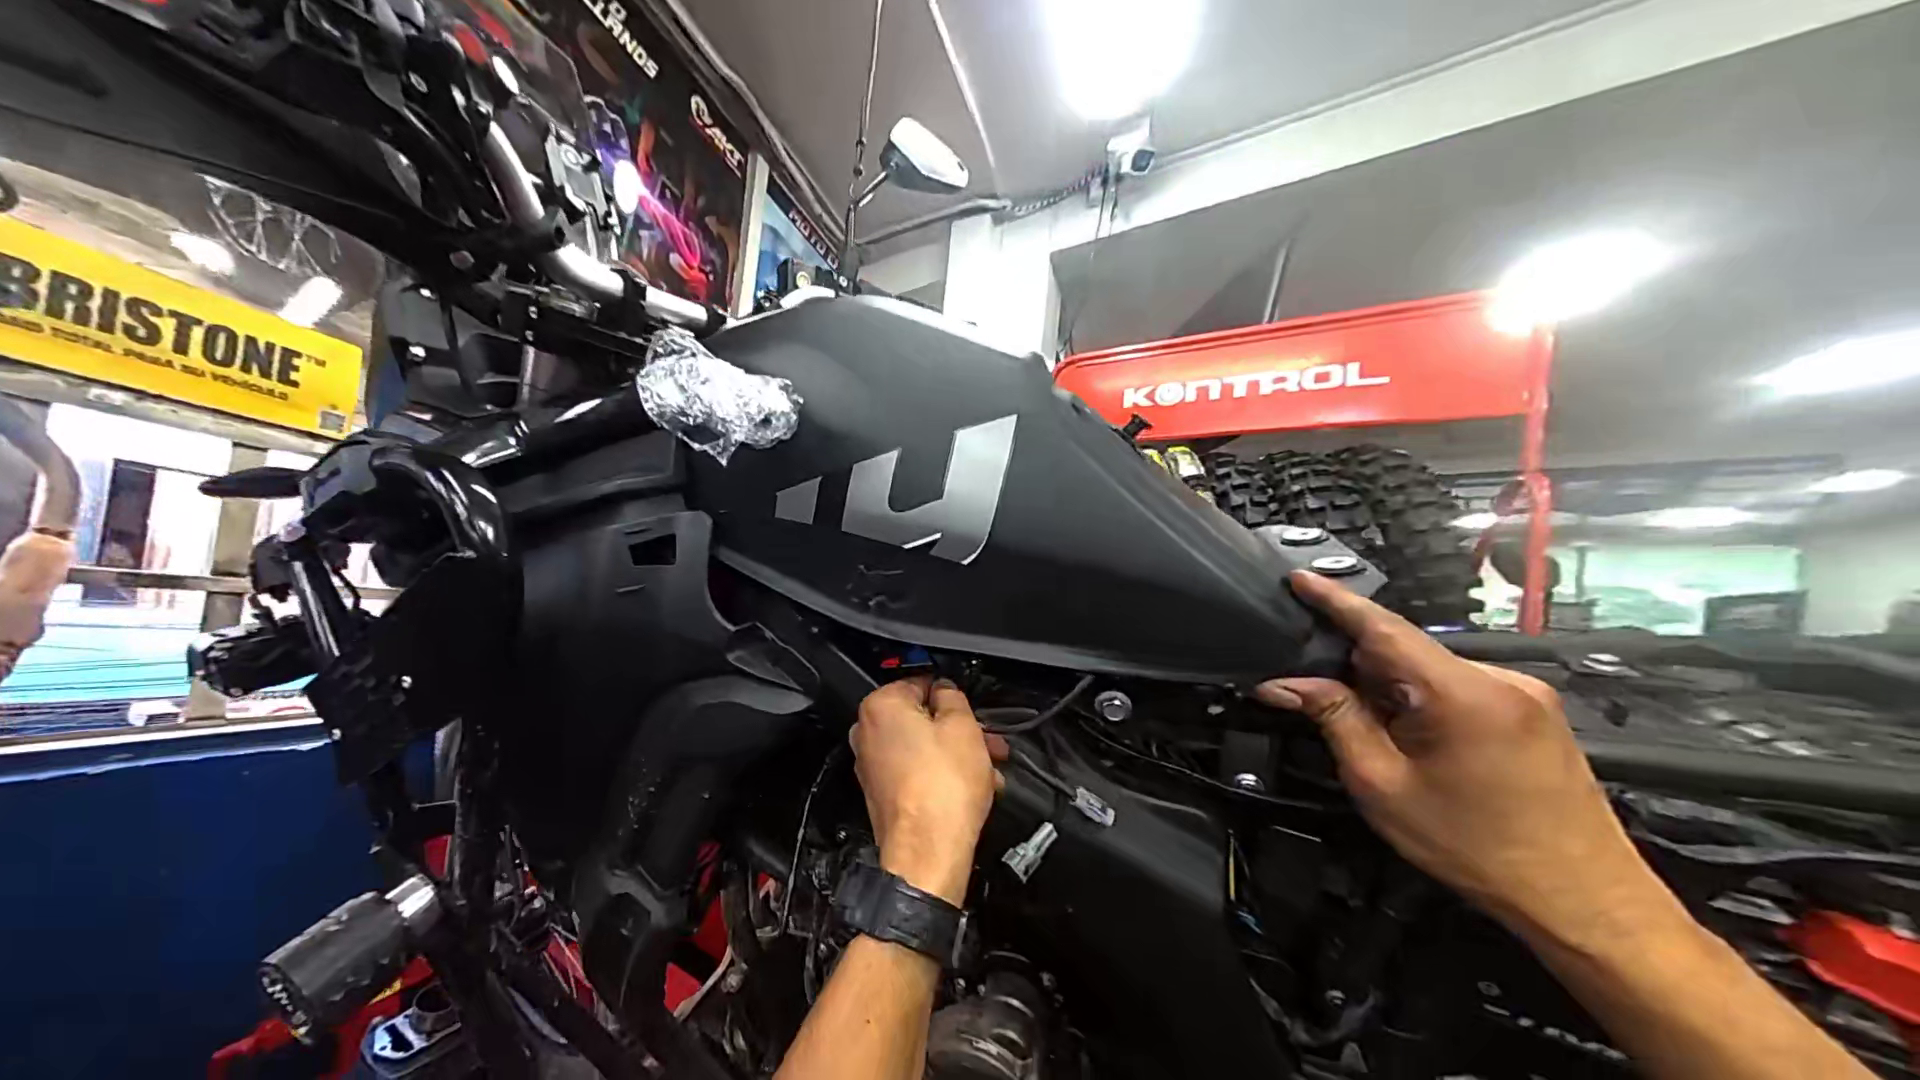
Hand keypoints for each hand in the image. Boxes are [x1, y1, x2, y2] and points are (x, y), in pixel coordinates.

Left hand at [850, 677, 1008, 904]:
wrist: (928, 851)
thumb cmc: (942, 789)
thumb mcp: (962, 726)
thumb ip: (953, 696)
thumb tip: (945, 690)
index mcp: (881, 706)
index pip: (921, 682)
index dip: (953, 696)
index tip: (971, 708)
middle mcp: (868, 733)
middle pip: (922, 718)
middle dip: (960, 729)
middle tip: (987, 740)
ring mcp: (873, 765)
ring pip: (922, 745)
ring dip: (956, 752)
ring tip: (989, 768)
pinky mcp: (882, 793)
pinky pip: (916, 770)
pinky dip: (941, 773)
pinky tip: (972, 786)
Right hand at [1256, 570, 1682, 948]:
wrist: (1584, 901)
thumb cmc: (1475, 847)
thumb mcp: (1382, 783)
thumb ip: (1334, 718)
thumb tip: (1284, 683)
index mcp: (1461, 694)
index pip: (1383, 628)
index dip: (1334, 600)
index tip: (1299, 578)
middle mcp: (1499, 680)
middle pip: (1404, 649)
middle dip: (1354, 660)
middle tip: (1311, 682)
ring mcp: (1523, 693)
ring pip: (1428, 668)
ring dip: (1388, 684)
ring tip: (1365, 724)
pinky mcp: (1533, 710)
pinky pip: (1456, 684)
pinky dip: (1419, 696)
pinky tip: (1408, 733)